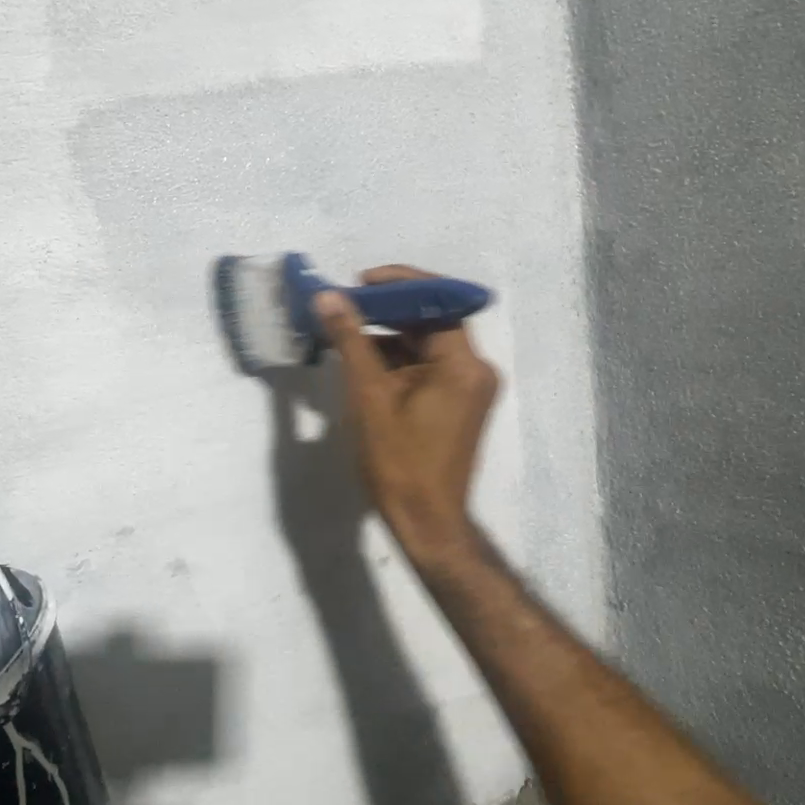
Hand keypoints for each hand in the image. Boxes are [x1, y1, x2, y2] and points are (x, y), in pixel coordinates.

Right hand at [314, 265, 499, 548]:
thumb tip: (329, 297)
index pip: (436, 301)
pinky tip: (361, 363)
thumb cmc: (398, 460)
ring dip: (387, 336)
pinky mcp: (458, 404)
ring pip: (426, 345)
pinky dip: (396, 361)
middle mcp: (475, 369)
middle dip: (386, 311)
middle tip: (343, 307)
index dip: (397, 285)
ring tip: (343, 333)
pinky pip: (427, 367)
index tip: (358, 281)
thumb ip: (350, 340)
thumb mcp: (368, 395)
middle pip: (431, 321)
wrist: (426, 522)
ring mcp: (469, 388)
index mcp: (462, 364)